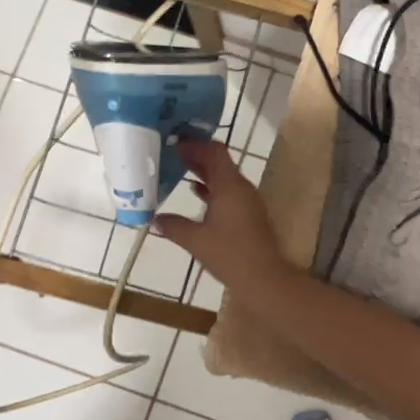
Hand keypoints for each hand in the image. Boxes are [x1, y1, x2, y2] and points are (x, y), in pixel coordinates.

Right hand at [156, 140, 296, 298]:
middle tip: (172, 150)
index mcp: (229, 186)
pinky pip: (228, 192)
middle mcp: (241, 188)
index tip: (175, 141)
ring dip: (204, 171)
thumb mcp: (196, 240)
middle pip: (219, 162)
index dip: (195, 144)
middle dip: (197, 155)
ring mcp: (247, 201)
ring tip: (179, 167)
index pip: (214, 152)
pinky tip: (196, 191)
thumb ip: (174, 226)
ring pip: (224, 177)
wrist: (264, 278)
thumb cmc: (229, 255)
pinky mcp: (248, 214)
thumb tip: (155, 218)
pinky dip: (212, 188)